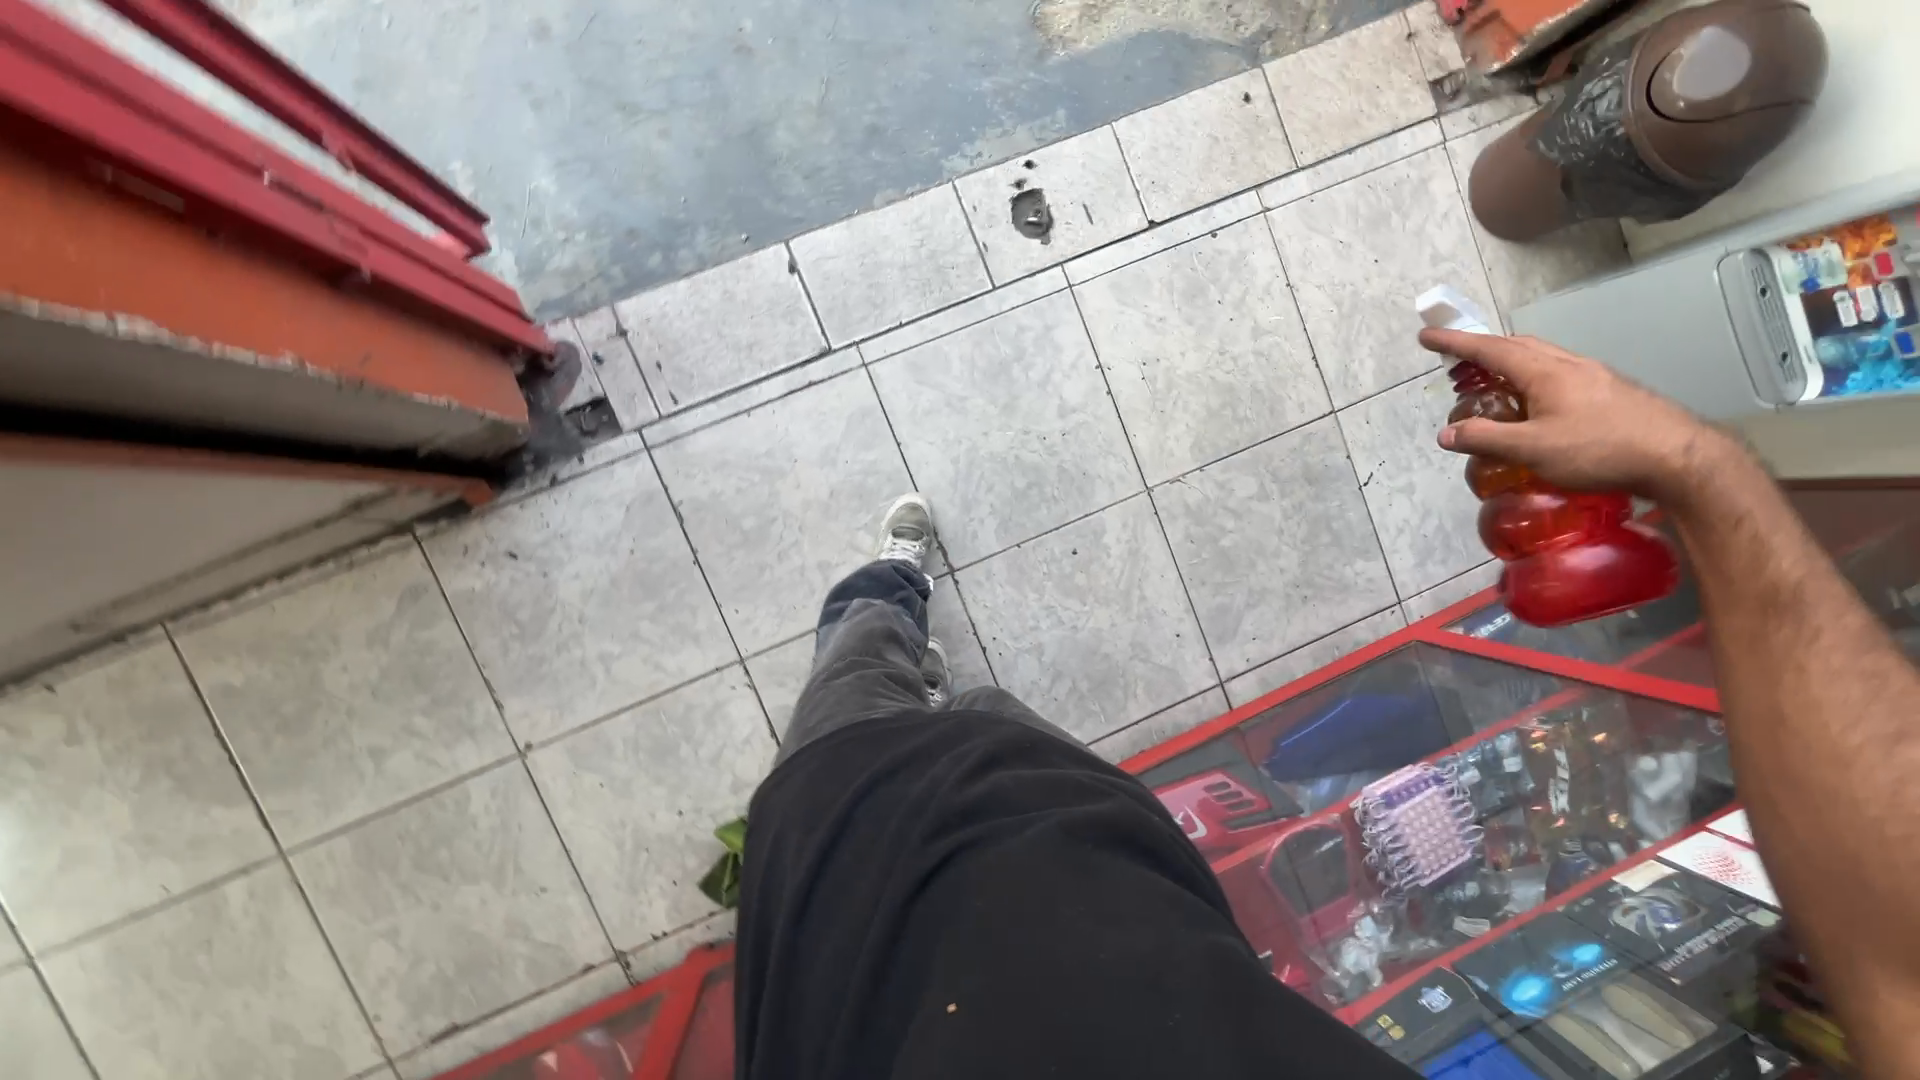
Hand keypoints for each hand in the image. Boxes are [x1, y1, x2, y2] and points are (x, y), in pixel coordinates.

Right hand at [1421, 329, 1736, 500]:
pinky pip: (1557, 373)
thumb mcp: (1532, 449)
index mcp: (1545, 372)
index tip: (1427, 336)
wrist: (1678, 457)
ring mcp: (1593, 376)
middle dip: (1482, 348)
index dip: (1455, 342)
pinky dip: (1530, 376)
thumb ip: (1486, 439)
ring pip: (1540, 358)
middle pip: (1517, 345)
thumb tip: (1446, 433)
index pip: (1491, 349)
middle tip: (1456, 359)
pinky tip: (1533, 401)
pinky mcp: (1608, 391)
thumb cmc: (1600, 449)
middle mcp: (1569, 365)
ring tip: (1490, 380)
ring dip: (1508, 361)